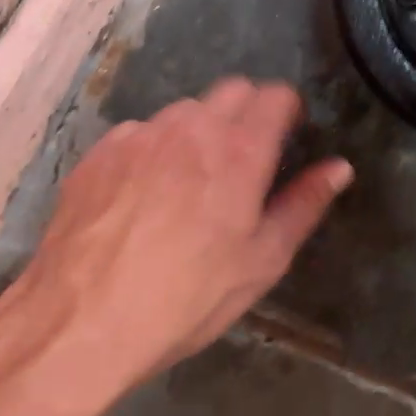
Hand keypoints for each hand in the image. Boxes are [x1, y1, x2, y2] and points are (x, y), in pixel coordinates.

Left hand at [15, 80, 351, 375]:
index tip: (288, 134)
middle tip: (243, 158)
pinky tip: (140, 196)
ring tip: (188, 180)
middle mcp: (193, 128)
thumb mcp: (260, 263)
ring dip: (198, 131)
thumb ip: (304, 205)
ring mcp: (142, 135)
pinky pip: (139, 133)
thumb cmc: (183, 299)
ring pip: (184, 110)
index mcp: (241, 150)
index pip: (276, 95)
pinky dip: (152, 150)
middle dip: (246, 111)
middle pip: (233, 90)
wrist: (75, 326)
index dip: (287, 109)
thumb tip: (340, 168)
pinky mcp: (100, 152)